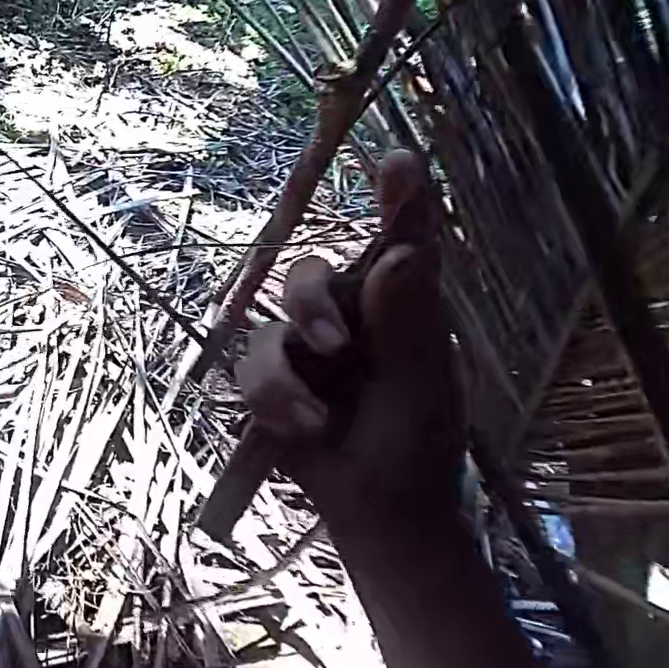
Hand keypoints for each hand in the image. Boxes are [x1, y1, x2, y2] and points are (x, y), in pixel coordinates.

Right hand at [235, 150, 461, 525]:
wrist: (370, 507)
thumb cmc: (415, 448)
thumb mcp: (421, 389)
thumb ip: (409, 324)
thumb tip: (400, 254)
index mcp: (399, 311)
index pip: (401, 243)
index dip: (398, 199)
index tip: (397, 160)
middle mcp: (348, 317)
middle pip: (307, 275)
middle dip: (309, 305)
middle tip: (332, 346)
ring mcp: (303, 347)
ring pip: (267, 327)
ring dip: (284, 374)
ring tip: (314, 419)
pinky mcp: (269, 376)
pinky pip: (247, 368)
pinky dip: (270, 400)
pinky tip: (297, 428)